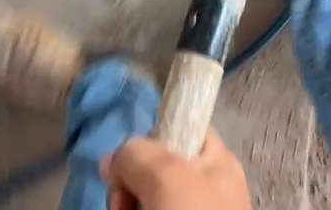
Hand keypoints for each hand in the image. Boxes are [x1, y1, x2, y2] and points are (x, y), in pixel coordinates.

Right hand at [100, 131, 252, 209]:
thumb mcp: (168, 175)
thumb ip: (137, 153)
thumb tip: (114, 161)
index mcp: (217, 164)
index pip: (182, 129)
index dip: (153, 136)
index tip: (130, 158)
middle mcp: (204, 191)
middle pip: (154, 171)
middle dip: (128, 184)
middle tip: (121, 203)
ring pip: (142, 203)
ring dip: (124, 207)